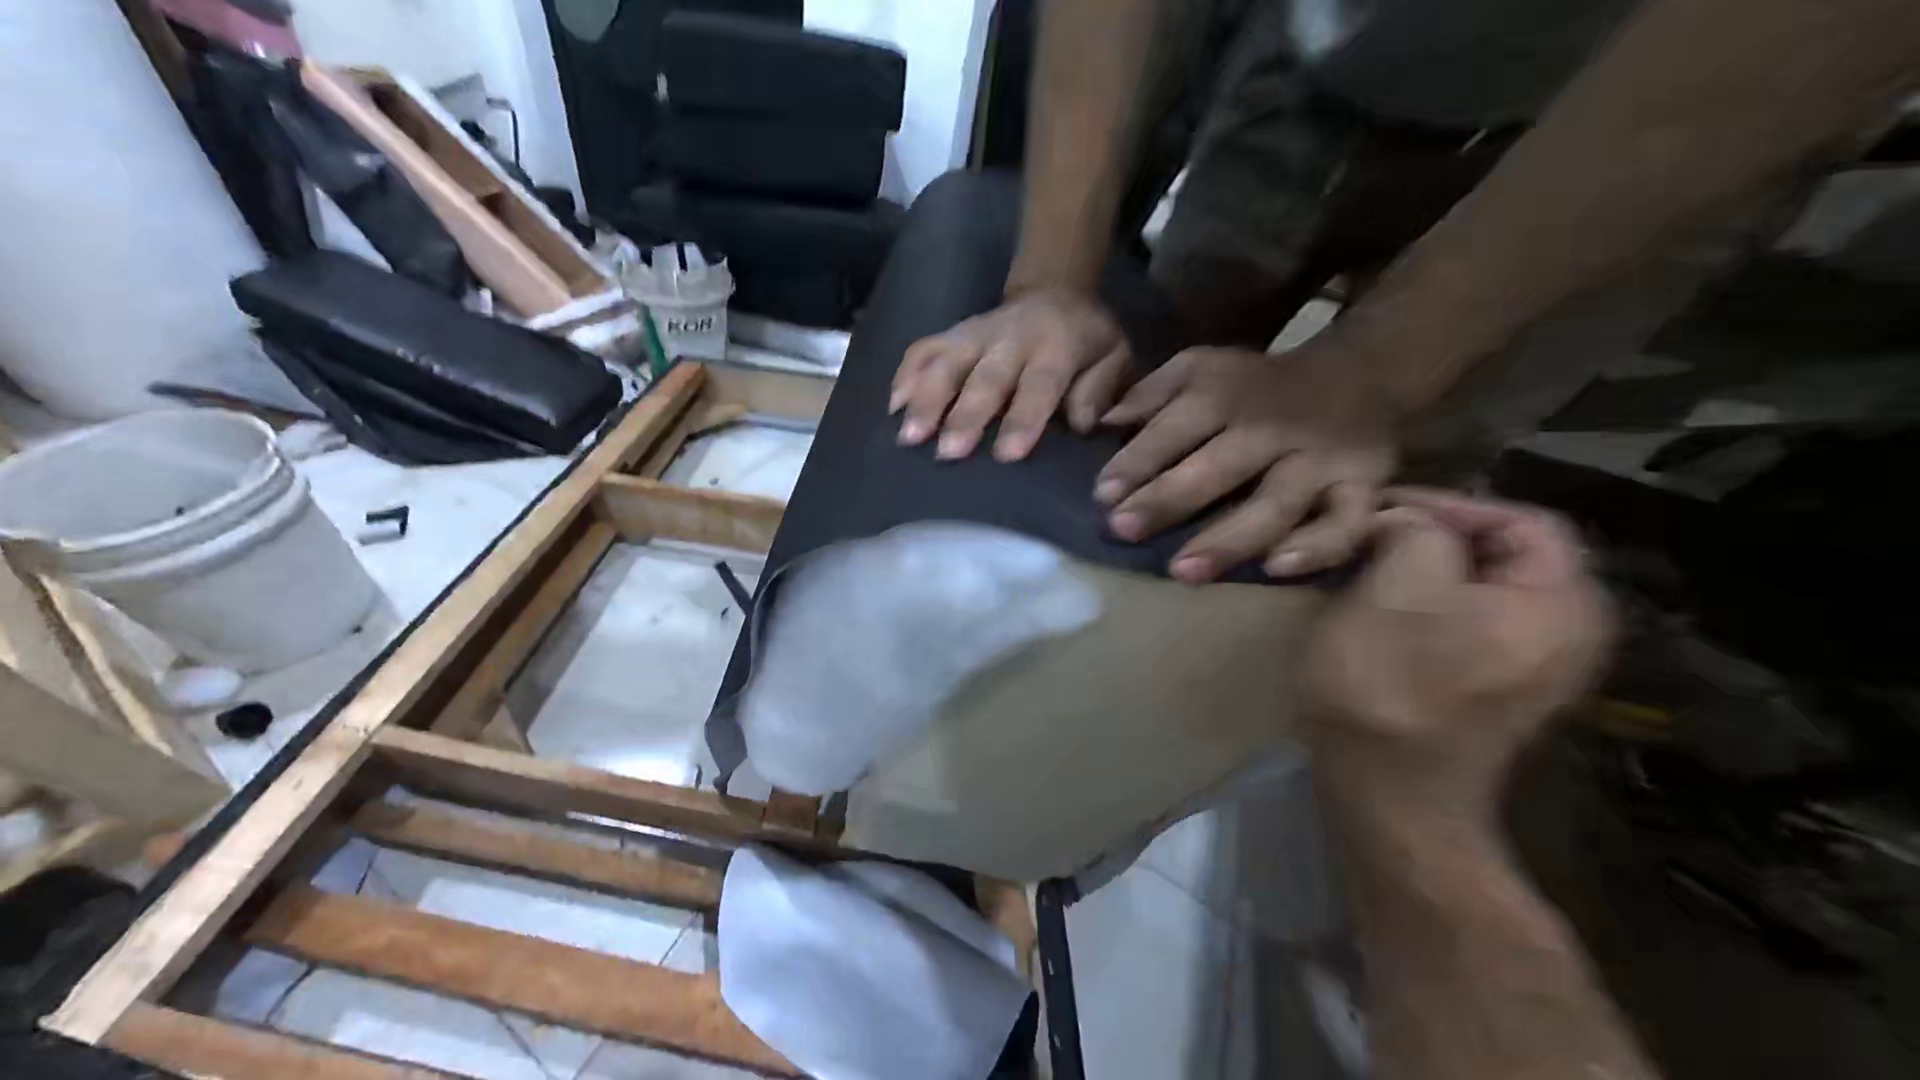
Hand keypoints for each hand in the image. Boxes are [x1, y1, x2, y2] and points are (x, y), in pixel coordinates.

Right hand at [891, 288, 1133, 462]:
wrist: (1054, 291)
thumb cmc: (1086, 339)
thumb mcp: (1114, 355)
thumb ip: (1101, 387)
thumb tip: (1083, 423)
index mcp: (1056, 345)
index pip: (1039, 383)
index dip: (1022, 418)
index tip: (1006, 455)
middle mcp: (1010, 338)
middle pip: (984, 376)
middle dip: (964, 414)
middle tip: (947, 453)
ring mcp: (974, 333)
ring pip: (945, 362)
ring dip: (926, 399)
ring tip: (908, 436)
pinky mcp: (950, 333)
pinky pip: (922, 350)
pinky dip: (905, 376)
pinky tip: (894, 408)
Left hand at [1095, 343, 1396, 582]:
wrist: (1356, 375)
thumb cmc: (1255, 385)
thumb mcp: (1199, 369)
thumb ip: (1150, 394)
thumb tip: (1100, 423)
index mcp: (1224, 395)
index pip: (1173, 431)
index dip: (1136, 463)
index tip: (1102, 496)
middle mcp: (1272, 428)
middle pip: (1217, 468)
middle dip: (1169, 501)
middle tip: (1124, 530)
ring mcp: (1322, 460)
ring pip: (1274, 505)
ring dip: (1228, 540)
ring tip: (1183, 571)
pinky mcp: (1365, 487)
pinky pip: (1347, 524)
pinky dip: (1317, 548)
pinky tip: (1277, 569)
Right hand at [1303, 489, 1615, 811]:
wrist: (1387, 794)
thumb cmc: (1391, 686)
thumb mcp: (1400, 587)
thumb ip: (1415, 531)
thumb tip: (1406, 525)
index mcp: (1562, 604)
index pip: (1520, 519)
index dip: (1448, 502)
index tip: (1380, 505)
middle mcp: (1565, 632)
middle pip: (1501, 553)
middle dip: (1431, 534)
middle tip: (1368, 532)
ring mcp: (1530, 665)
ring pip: (1475, 586)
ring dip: (1418, 567)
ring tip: (1364, 563)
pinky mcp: (1491, 686)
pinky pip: (1464, 620)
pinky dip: (1421, 600)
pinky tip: (1377, 605)